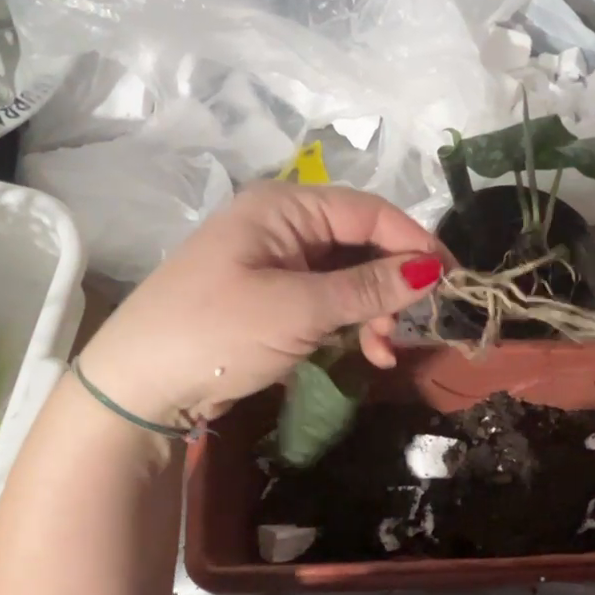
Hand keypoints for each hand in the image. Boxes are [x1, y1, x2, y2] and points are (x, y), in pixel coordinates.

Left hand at [77, 182, 449, 426]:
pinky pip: (330, 305)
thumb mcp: (299, 308)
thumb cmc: (217, 332)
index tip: (451, 278)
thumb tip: (432, 269)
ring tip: (383, 351)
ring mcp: (278, 266)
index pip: (368, 211)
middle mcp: (284, 228)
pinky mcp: (275, 303)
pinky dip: (352, 327)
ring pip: (350, 279)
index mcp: (284, 208)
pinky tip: (366, 355)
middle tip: (409, 326)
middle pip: (362, 245)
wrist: (142, 385)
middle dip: (393, 285)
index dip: (414, 241)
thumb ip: (368, 288)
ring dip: (375, 313)